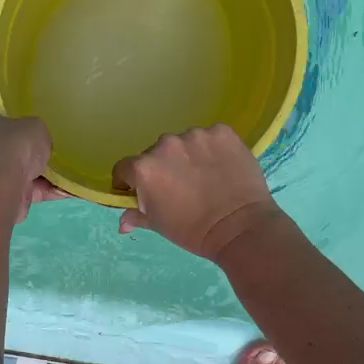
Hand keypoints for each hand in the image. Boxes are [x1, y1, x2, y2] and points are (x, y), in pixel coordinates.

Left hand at [0, 94, 66, 222]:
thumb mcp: (35, 125)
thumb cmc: (13, 148)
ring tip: (68, 162)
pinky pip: (30, 187)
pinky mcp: (2, 193)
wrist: (1, 193)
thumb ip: (38, 128)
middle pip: (7, 135)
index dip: (8, 95)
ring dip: (41, 167)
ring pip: (20, 164)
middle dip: (27, 136)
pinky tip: (72, 189)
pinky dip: (48, 188)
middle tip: (51, 129)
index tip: (26, 93)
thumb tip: (39, 140)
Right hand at [112, 124, 283, 259]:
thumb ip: (137, 216)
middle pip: (155, 153)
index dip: (128, 182)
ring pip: (184, 143)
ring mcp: (196, 136)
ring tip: (204, 177)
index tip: (139, 192)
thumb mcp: (159, 226)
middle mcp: (165, 145)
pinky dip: (212, 149)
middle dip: (162, 168)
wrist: (240, 228)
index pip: (124, 168)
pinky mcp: (223, 132)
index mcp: (144, 168)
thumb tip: (123, 222)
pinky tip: (221, 167)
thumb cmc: (193, 231)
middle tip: (178, 187)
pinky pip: (210, 137)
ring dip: (187, 156)